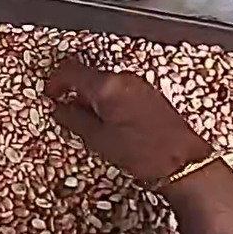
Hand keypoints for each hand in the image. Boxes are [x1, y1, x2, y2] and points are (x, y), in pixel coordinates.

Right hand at [45, 57, 211, 185]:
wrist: (183, 162)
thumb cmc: (141, 152)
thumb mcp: (99, 139)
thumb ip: (75, 120)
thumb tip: (59, 109)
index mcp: (107, 86)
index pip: (71, 71)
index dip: (55, 82)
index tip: (49, 95)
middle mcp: (123, 78)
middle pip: (89, 76)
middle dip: (74, 91)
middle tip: (65, 111)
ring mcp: (139, 85)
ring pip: (105, 83)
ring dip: (91, 97)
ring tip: (87, 122)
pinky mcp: (149, 94)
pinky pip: (120, 90)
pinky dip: (108, 100)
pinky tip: (109, 122)